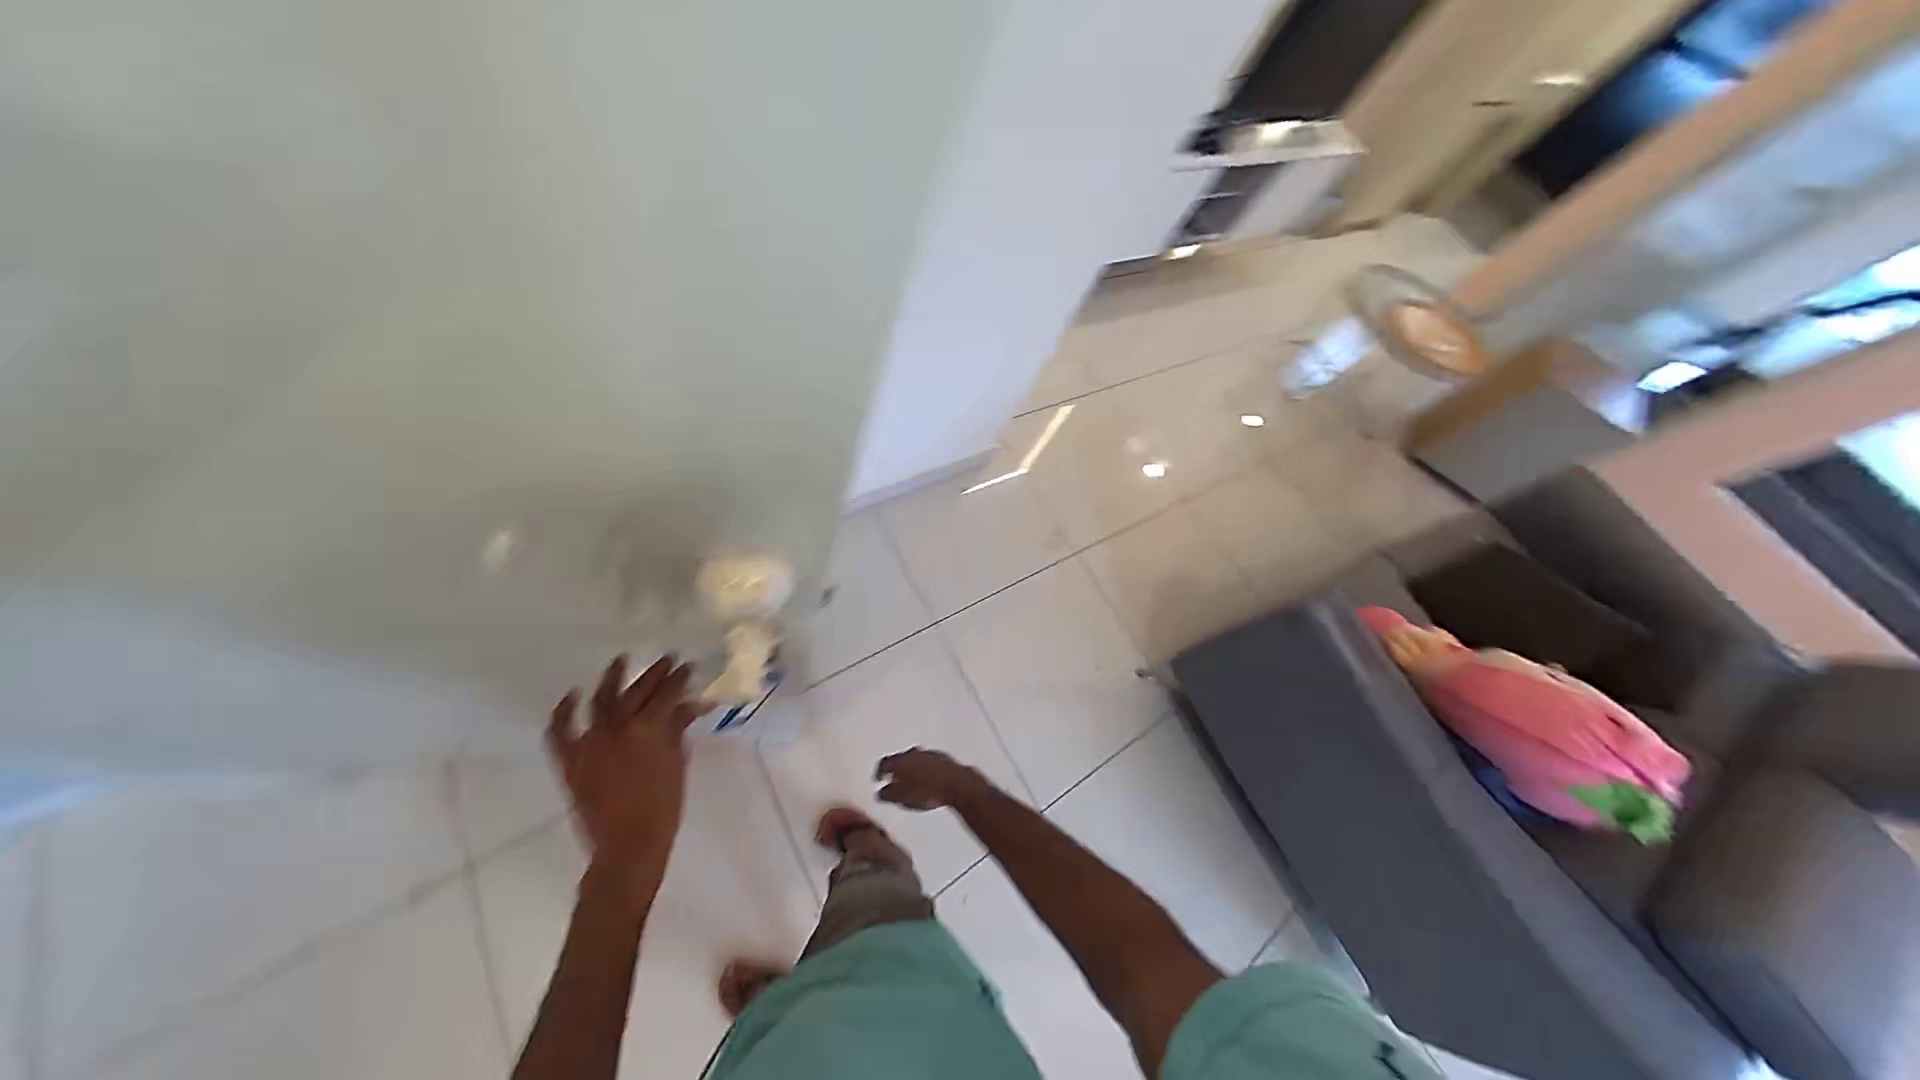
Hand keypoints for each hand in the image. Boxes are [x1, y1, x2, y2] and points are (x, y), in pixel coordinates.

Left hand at [548, 655, 706, 891]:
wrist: (627, 846)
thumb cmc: (663, 807)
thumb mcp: (677, 764)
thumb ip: (679, 730)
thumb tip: (690, 704)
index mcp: (648, 731)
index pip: (667, 695)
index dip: (679, 679)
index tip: (687, 666)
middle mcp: (617, 729)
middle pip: (637, 693)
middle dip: (654, 674)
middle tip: (667, 660)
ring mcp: (590, 743)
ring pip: (601, 701)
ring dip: (612, 678)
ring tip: (621, 661)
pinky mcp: (570, 761)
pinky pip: (560, 731)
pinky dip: (564, 711)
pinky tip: (573, 694)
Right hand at [874, 747, 990, 810]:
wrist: (957, 785)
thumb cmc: (927, 791)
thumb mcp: (901, 798)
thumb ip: (887, 794)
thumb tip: (881, 792)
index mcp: (900, 760)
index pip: (884, 763)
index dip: (879, 772)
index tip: (878, 779)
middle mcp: (914, 753)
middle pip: (900, 759)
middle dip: (895, 769)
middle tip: (893, 779)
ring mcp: (930, 754)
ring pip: (915, 759)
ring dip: (910, 768)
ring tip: (910, 781)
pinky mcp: (943, 759)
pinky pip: (928, 762)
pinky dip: (924, 769)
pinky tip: (927, 780)